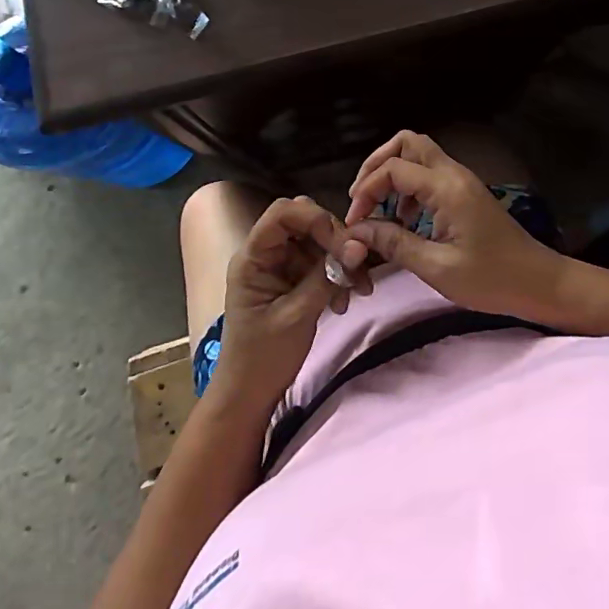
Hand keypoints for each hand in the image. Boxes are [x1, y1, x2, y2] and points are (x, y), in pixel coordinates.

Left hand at [213, 197, 368, 411]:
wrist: (250, 394)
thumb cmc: (264, 358)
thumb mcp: (297, 316)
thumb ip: (325, 277)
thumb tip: (357, 248)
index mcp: (253, 257)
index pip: (283, 213)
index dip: (317, 218)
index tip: (344, 245)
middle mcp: (264, 254)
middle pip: (304, 223)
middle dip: (335, 240)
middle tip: (358, 266)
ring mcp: (278, 266)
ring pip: (316, 242)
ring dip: (340, 261)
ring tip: (358, 290)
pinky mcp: (291, 280)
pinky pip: (319, 263)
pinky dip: (336, 276)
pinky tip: (345, 301)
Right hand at [341, 131, 570, 324]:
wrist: (538, 282)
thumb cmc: (490, 279)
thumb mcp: (436, 267)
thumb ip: (394, 243)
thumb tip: (357, 230)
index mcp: (446, 188)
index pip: (392, 169)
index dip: (365, 191)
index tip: (354, 222)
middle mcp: (453, 174)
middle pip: (407, 142)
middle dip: (377, 165)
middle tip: (362, 199)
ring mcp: (461, 181)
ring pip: (418, 155)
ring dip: (392, 175)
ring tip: (381, 212)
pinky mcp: (465, 193)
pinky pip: (429, 174)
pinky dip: (408, 187)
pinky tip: (405, 219)